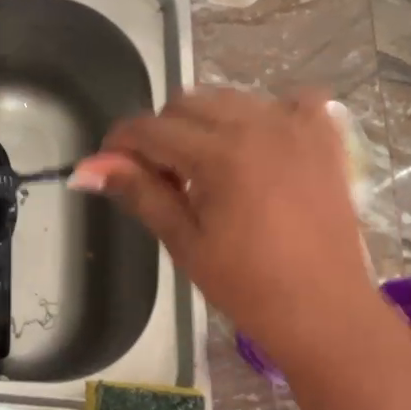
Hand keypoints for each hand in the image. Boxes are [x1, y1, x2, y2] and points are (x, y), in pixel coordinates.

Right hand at [70, 88, 397, 373]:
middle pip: (186, 103)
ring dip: (205, 123)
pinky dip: (264, 116)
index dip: (119, 143)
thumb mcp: (183, 240)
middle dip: (161, 133)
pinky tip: (258, 149)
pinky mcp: (325, 137)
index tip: (108, 167)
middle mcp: (259, 125)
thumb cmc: (246, 284)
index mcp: (221, 155)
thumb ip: (138, 191)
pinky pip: (287, 102)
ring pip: (229, 99)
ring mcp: (298, 126)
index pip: (149, 128)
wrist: (323, 310)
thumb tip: (85, 168)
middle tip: (162, 179)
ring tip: (206, 169)